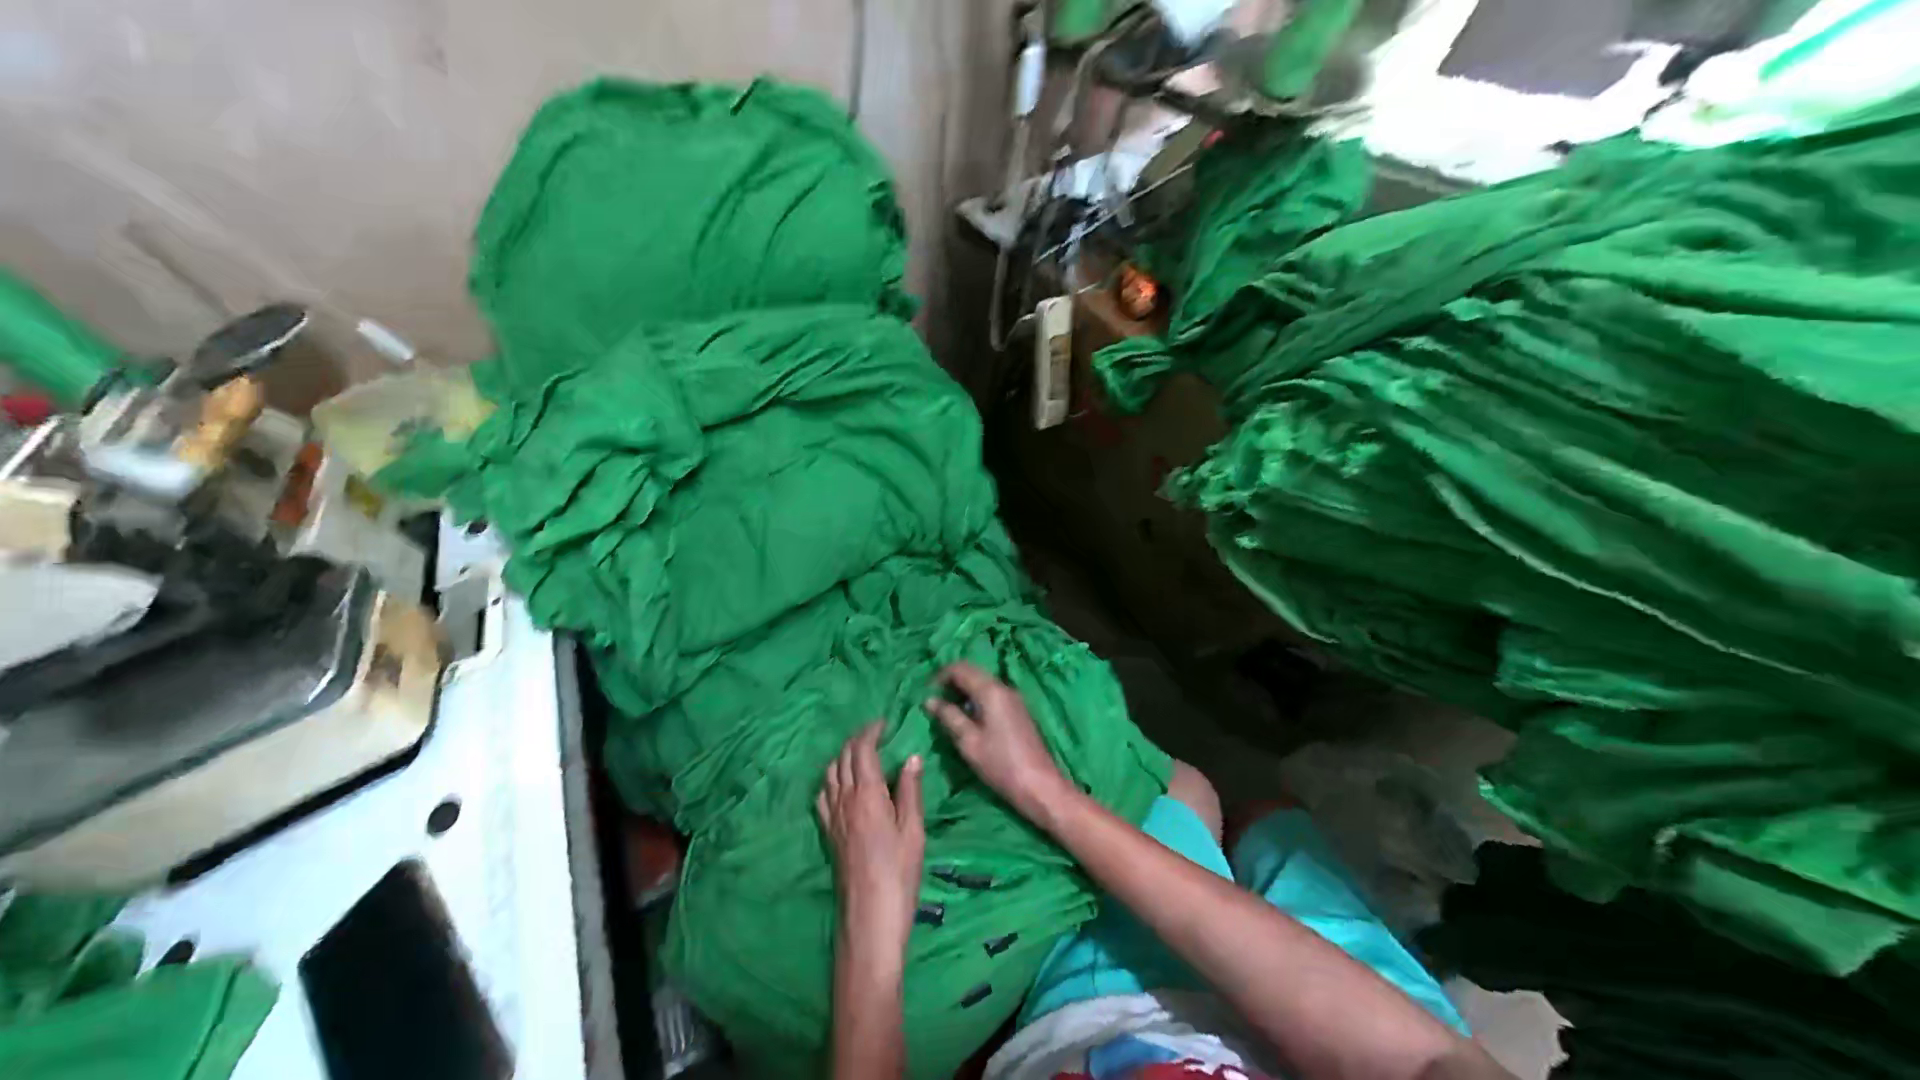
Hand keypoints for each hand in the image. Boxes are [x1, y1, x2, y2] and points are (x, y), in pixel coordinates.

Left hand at [817, 721, 924, 953]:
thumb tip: (910, 757)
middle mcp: (843, 800)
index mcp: (867, 794)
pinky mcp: (828, 833)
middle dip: (857, 740)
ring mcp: (832, 817)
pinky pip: (823, 795)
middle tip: (876, 734)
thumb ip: (910, 791)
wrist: (869, 917)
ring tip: (861, 754)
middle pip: (843, 758)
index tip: (883, 722)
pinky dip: (831, 779)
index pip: (862, 751)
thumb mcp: (914, 830)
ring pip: (830, 773)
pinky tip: (842, 784)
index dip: (870, 732)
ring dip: (843, 756)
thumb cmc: (900, 873)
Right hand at [924, 662, 1075, 823]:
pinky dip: (976, 698)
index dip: (940, 676)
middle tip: (934, 701)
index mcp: (990, 690)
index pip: (960, 668)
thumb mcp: (968, 741)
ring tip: (947, 710)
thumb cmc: (1000, 763)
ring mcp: (1014, 698)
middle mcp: (1004, 687)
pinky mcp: (1018, 710)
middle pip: (973, 672)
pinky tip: (968, 717)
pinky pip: (992, 694)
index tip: (926, 692)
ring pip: (983, 682)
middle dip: (951, 681)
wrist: (1039, 784)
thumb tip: (930, 700)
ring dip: (964, 690)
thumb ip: (948, 716)